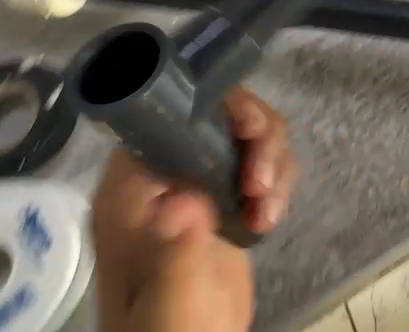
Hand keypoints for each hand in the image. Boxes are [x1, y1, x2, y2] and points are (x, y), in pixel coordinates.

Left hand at [91, 87, 298, 331]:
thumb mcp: (169, 302)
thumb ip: (174, 254)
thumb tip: (180, 202)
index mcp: (131, 189)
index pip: (172, 115)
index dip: (217, 107)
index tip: (250, 131)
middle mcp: (162, 176)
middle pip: (221, 115)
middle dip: (257, 140)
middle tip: (262, 184)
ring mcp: (196, 186)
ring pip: (248, 134)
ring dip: (272, 162)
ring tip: (266, 212)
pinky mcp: (224, 199)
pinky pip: (261, 161)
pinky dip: (277, 181)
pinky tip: (268, 220)